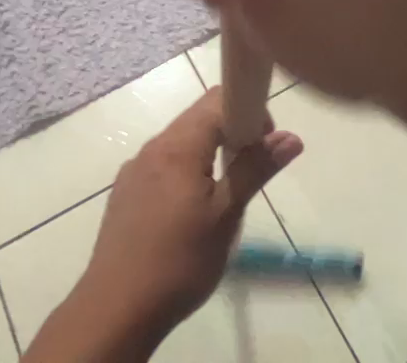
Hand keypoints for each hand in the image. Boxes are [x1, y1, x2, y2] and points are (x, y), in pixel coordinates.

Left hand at [76, 88, 302, 335]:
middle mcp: (153, 146)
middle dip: (231, 132)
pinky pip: (162, 164)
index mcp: (178, 146)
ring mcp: (135, 168)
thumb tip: (290, 136)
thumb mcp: (226, 216)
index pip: (218, 99)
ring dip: (208, 153)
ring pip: (180, 142)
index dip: (248, 111)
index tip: (263, 145)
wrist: (116, 308)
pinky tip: (188, 214)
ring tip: (222, 198)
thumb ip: (256, 170)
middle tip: (248, 172)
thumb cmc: (180, 261)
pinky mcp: (125, 190)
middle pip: (198, 118)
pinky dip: (185, 172)